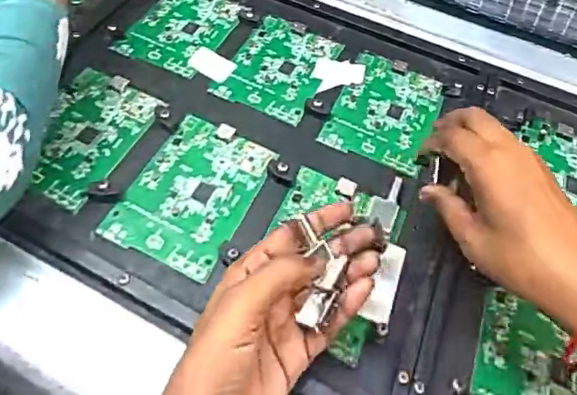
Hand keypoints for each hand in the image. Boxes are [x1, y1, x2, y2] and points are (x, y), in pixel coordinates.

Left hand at [165, 203, 383, 394]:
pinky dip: (348, 306)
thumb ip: (279, 273)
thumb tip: (315, 257)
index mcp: (251, 274)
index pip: (291, 237)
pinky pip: (329, 323)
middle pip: (314, 261)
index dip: (319, 221)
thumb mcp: (240, 304)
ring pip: (325, 290)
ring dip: (349, 273)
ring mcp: (285, 323)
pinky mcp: (298, 352)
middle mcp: (270, 294)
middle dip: (342, 244)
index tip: (344, 210)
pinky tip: (360, 292)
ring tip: (370, 261)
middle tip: (367, 234)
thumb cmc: (206, 366)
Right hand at [419, 109, 576, 330]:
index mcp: (487, 162)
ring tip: (456, 159)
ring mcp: (527, 155)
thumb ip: (448, 208)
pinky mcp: (540, 167)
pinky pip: (507, 140)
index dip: (432, 141)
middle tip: (436, 142)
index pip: (452, 135)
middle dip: (451, 123)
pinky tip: (483, 172)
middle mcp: (508, 149)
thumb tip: (431, 191)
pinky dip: (488, 142)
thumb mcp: (474, 240)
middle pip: (474, 116)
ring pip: (492, 125)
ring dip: (471, 131)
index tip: (422, 155)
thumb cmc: (522, 260)